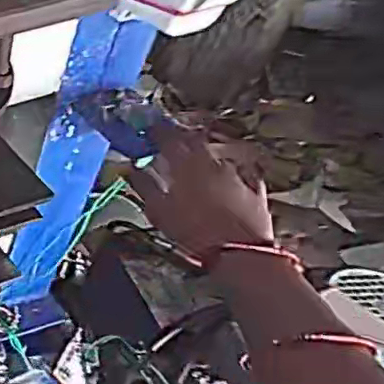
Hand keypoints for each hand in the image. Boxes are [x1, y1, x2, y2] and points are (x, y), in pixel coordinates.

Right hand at [127, 125, 273, 260]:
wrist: (240, 253)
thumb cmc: (192, 230)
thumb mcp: (158, 210)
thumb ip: (143, 185)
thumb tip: (128, 168)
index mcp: (185, 164)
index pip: (168, 137)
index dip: (156, 131)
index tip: (146, 130)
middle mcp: (212, 163)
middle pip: (195, 141)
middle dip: (180, 137)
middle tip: (168, 142)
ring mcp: (237, 175)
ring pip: (216, 155)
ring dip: (202, 154)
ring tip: (192, 161)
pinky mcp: (255, 189)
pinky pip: (241, 171)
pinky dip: (228, 171)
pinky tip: (224, 177)